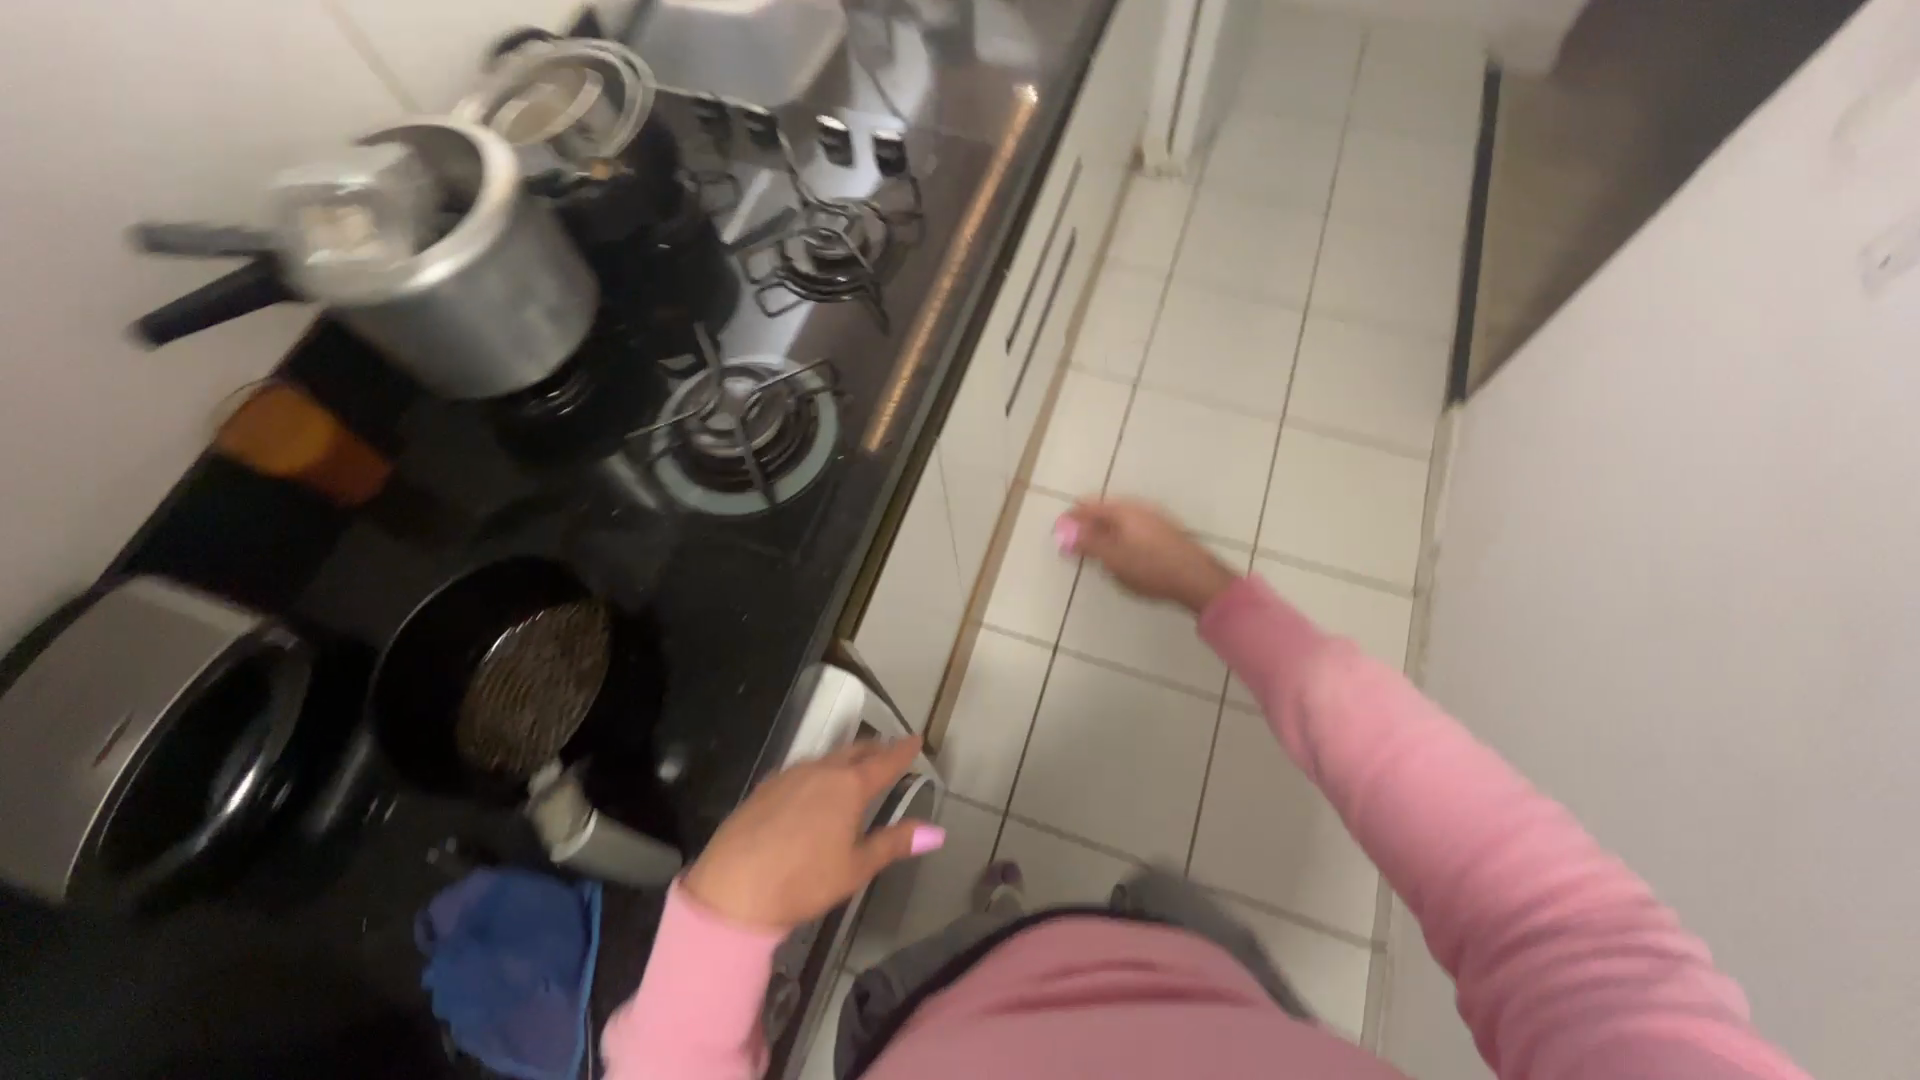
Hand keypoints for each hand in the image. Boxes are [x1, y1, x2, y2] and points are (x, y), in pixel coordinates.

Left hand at [682, 738, 939, 929]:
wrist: (732, 890)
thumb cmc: (804, 881)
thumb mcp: (856, 867)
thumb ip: (894, 843)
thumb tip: (937, 831)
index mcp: (848, 786)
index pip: (884, 761)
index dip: (903, 751)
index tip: (916, 739)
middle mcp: (820, 771)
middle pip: (854, 752)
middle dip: (874, 749)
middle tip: (889, 748)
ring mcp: (788, 776)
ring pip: (826, 758)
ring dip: (845, 757)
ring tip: (855, 764)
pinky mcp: (765, 788)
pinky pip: (801, 770)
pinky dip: (818, 771)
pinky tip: (814, 786)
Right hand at [1060, 498, 1237, 613]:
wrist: (1198, 580)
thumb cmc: (1150, 569)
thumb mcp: (1112, 558)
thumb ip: (1086, 543)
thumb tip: (1063, 531)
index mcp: (1122, 510)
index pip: (1087, 506)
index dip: (1070, 519)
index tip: (1059, 535)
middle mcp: (1138, 508)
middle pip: (1104, 511)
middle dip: (1087, 526)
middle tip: (1075, 546)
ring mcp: (1155, 519)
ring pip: (1120, 521)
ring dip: (1104, 533)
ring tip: (1096, 554)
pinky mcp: (1166, 534)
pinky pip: (1133, 530)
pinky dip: (1121, 539)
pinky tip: (1122, 557)